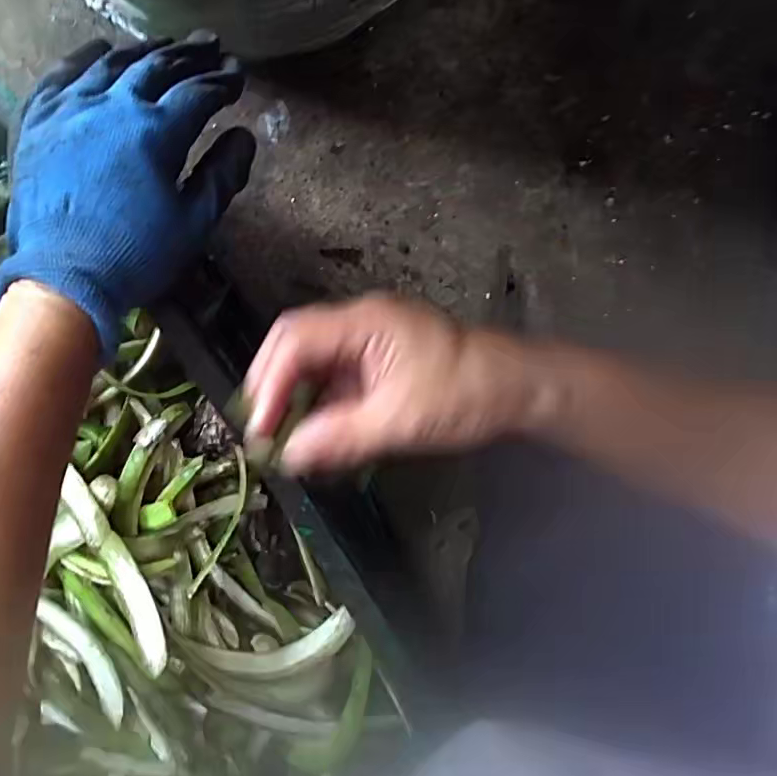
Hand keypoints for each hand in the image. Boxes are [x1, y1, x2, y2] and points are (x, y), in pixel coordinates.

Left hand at [0, 34, 256, 355]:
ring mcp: (69, 111)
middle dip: (189, 54)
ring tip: (164, 45)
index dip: (222, 81)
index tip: (237, 74)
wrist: (61, 279)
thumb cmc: (134, 256)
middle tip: (210, 44)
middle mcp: (112, 107)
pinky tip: (98, 50)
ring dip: (142, 50)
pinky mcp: (38, 124)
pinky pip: (59, 77)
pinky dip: (81, 59)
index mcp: (155, 131)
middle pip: (157, 66)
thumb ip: (222, 175)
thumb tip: (244, 137)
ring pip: (110, 64)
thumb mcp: (193, 223)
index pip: (198, 92)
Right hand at [242, 295, 575, 473]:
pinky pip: (329, 370)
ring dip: (288, 391)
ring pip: (307, 355)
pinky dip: (313, 398)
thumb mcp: (402, 422)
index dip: (270, 382)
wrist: (518, 387)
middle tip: (258, 427)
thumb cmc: (466, 395)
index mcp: (364, 322)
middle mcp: (357, 320)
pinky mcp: (371, 355)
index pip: (296, 340)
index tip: (261, 426)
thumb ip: (341, 437)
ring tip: (277, 431)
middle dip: (270, 382)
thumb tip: (289, 456)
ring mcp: (364, 336)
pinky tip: (309, 426)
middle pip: (293, 339)